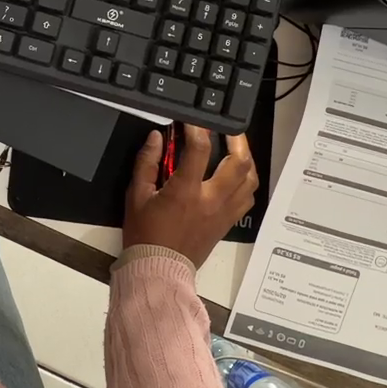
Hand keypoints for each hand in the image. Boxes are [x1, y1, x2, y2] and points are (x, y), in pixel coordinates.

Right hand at [121, 125, 257, 267]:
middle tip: (227, 128)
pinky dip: (247, 180)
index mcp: (185, 192)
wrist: (159, 266)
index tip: (193, 120)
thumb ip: (147, 162)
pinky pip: (247, 197)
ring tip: (236, 147)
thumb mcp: (136, 194)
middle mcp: (211, 200)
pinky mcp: (228, 221)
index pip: (199, 150)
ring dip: (246, 159)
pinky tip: (237, 173)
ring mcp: (224, 212)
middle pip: (239, 163)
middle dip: (236, 140)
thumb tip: (157, 138)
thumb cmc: (145, 232)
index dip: (197, 128)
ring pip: (250, 179)